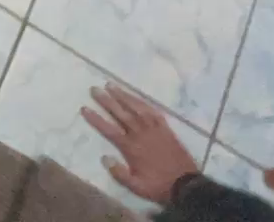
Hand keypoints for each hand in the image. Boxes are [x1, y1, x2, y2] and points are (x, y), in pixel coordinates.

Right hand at [82, 83, 199, 204]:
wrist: (189, 187)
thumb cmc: (161, 186)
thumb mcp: (138, 187)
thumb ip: (119, 174)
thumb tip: (104, 158)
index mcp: (131, 147)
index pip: (109, 130)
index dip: (95, 119)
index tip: (84, 108)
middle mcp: (140, 134)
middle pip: (120, 114)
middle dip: (106, 101)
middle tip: (94, 88)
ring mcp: (154, 130)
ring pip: (136, 109)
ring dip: (123, 96)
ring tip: (110, 85)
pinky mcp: (166, 130)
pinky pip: (154, 113)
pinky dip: (144, 104)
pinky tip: (137, 97)